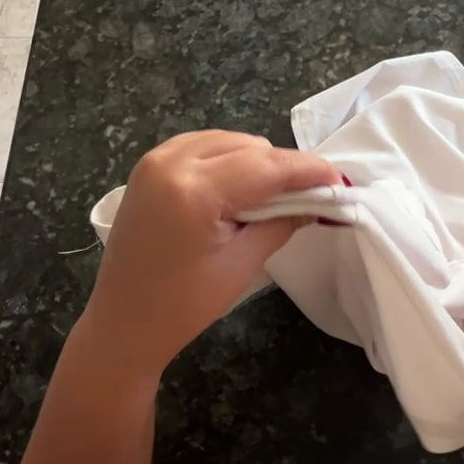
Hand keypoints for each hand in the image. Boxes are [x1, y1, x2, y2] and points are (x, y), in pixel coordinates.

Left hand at [76, 131, 339, 377]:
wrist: (123, 323)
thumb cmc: (183, 306)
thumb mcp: (241, 264)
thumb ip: (282, 222)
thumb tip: (321, 201)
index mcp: (194, 191)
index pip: (266, 166)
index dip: (308, 170)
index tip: (340, 181)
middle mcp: (171, 163)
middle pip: (248, 146)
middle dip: (283, 167)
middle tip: (310, 194)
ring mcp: (154, 160)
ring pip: (226, 140)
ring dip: (255, 160)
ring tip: (274, 194)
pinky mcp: (147, 167)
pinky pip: (201, 145)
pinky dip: (226, 158)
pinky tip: (238, 185)